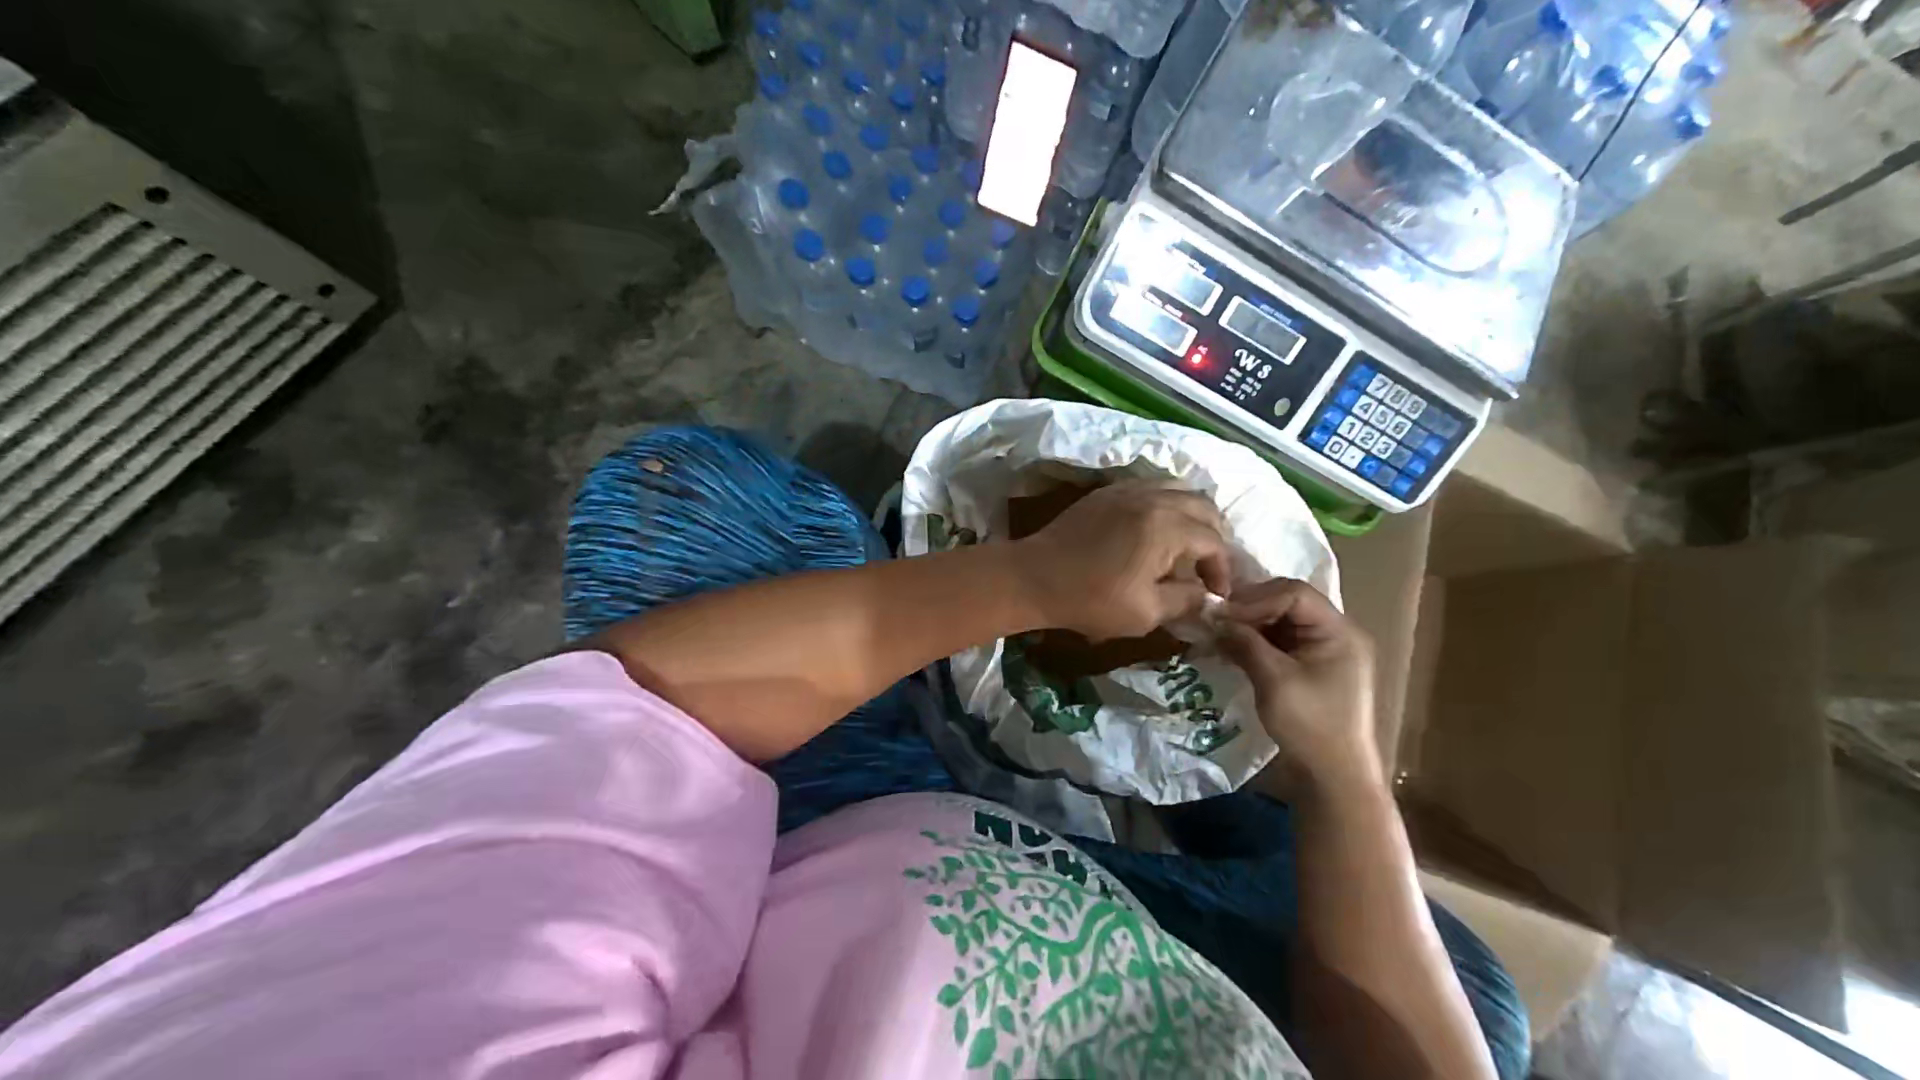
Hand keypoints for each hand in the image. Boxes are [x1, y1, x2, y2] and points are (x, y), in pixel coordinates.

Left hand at [1014, 482, 1233, 640]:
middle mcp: (1152, 498)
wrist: (1032, 577)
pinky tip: (1158, 531)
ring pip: (1179, 490)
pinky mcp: (1107, 492)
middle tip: (1208, 568)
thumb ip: (1185, 600)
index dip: (1222, 570)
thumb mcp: (1145, 613)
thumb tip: (1206, 595)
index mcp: (1165, 526)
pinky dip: (1166, 505)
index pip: (1214, 541)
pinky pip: (1151, 488)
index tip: (1216, 595)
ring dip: (1192, 516)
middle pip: (1203, 507)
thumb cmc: (1090, 600)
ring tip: (1188, 546)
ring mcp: (1128, 490)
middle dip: (1214, 537)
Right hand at [1215, 579, 1381, 793]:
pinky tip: (1233, 646)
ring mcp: (1325, 650)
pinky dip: (1257, 639)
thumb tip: (1215, 619)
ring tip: (1221, 632)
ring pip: (1282, 619)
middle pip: (1288, 601)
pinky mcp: (1312, 666)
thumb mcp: (1274, 680)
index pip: (1294, 593)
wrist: (1334, 778)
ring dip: (1251, 623)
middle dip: (1251, 607)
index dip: (1255, 598)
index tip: (1222, 614)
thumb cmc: (1310, 726)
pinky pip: (1282, 639)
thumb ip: (1245, 643)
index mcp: (1339, 632)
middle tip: (1218, 620)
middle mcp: (1336, 633)